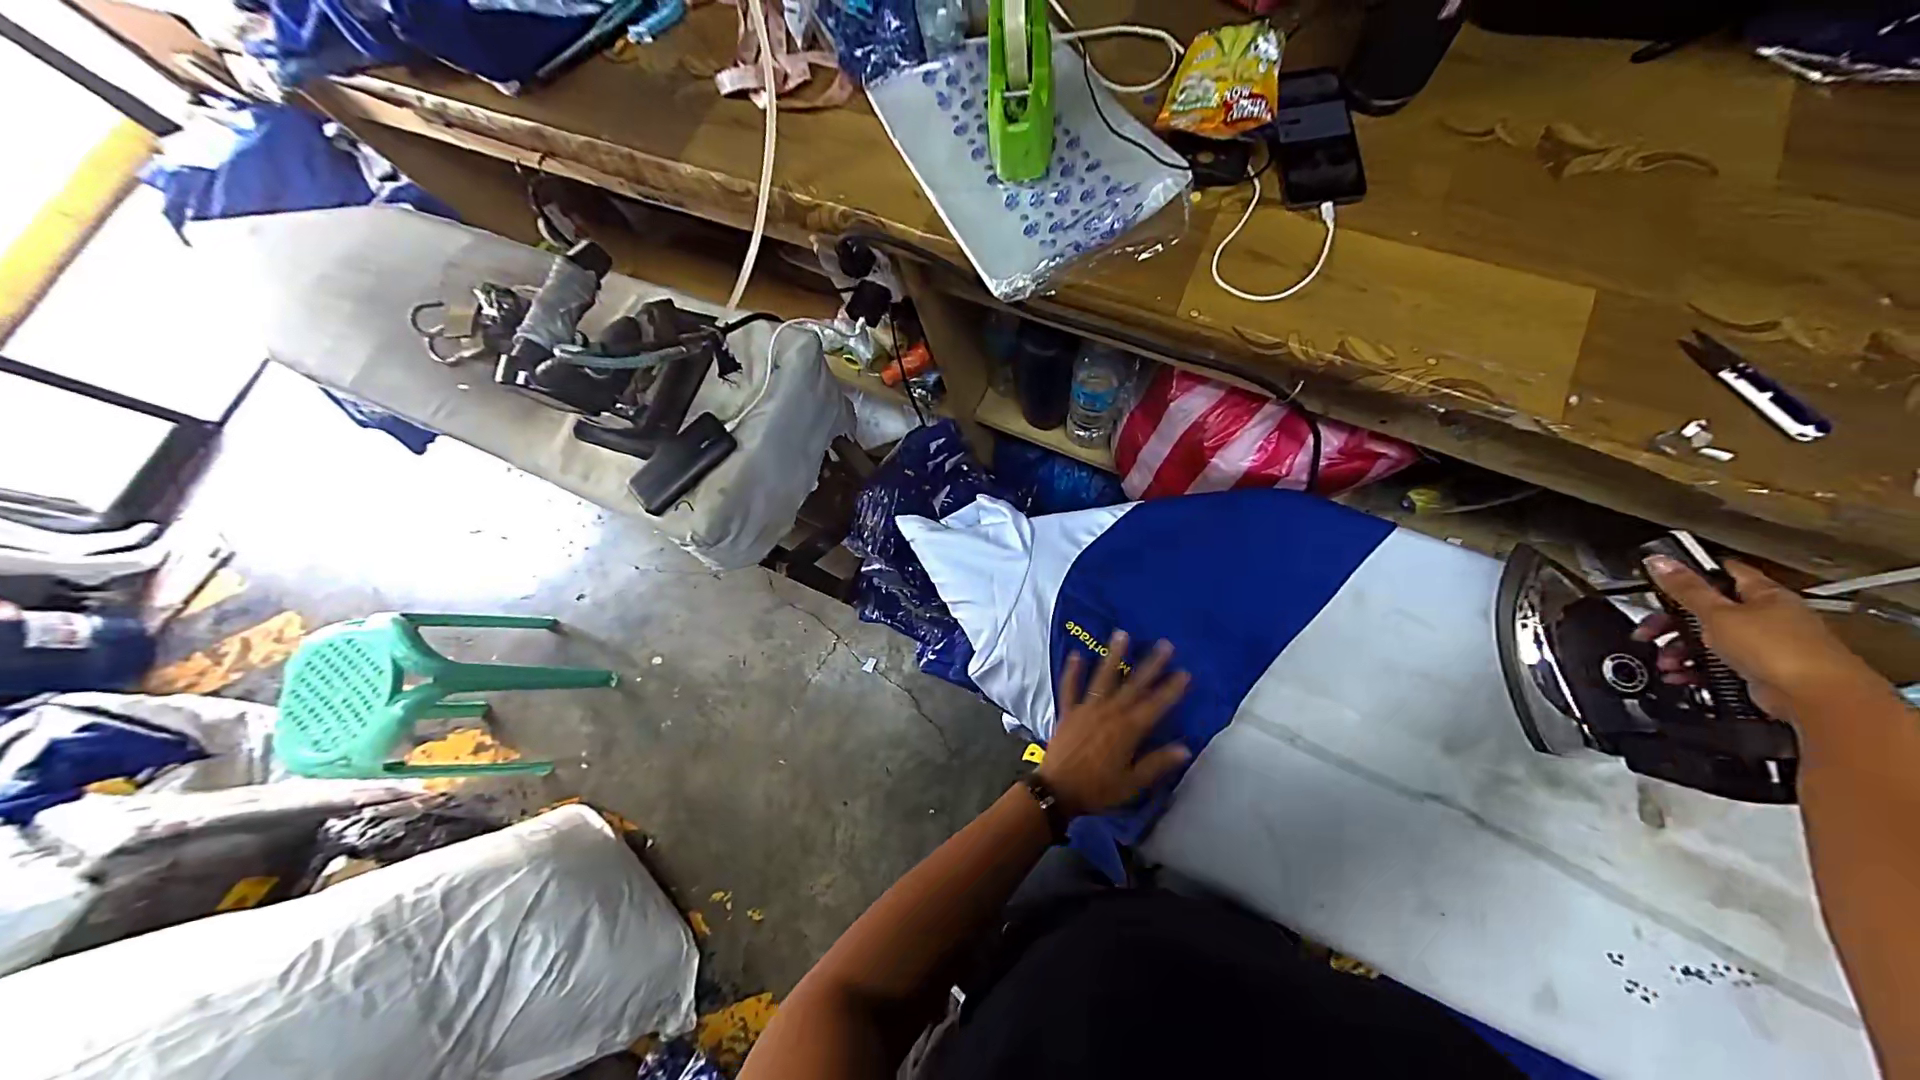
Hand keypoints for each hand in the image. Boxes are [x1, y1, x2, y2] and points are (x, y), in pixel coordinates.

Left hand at [1036, 631, 1191, 817]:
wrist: (1057, 791)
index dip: (1171, 689)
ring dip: (1113, 655)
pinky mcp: (1067, 711)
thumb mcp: (1132, 783)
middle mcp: (1109, 713)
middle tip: (1164, 644)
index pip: (1155, 705)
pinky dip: (1072, 671)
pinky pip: (1070, 687)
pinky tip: (1076, 654)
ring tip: (1121, 634)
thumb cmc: (1098, 789)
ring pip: (1103, 677)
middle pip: (1134, 685)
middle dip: (1151, 664)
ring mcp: (1086, 709)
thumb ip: (1157, 763)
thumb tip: (1185, 748)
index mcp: (1128, 730)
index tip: (1185, 672)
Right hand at [1634, 555, 1886, 723]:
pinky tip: (1681, 674)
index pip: (1725, 573)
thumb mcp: (1719, 613)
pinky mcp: (1760, 672)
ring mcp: (1766, 646)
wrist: (1814, 698)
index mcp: (1765, 595)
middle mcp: (1768, 618)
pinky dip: (1695, 669)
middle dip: (1673, 622)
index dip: (1693, 572)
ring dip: (1681, 649)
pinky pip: (1717, 665)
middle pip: (1708, 611)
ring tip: (1666, 659)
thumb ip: (1686, 588)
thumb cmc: (1781, 650)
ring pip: (1710, 640)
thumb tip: (1660, 561)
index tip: (1663, 577)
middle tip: (1651, 629)